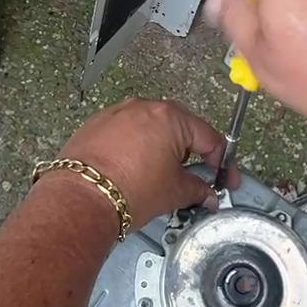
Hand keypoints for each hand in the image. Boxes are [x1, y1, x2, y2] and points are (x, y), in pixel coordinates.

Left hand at [46, 99, 227, 228]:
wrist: (81, 198)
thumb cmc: (125, 191)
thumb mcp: (174, 192)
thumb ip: (198, 189)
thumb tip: (205, 192)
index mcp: (170, 117)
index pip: (209, 137)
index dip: (222, 163)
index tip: (225, 178)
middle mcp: (143, 107)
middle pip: (180, 129)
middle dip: (190, 154)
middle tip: (195, 179)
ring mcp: (117, 113)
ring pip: (151, 129)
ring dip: (161, 150)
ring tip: (160, 178)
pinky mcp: (97, 124)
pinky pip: (126, 133)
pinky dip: (135, 149)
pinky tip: (134, 171)